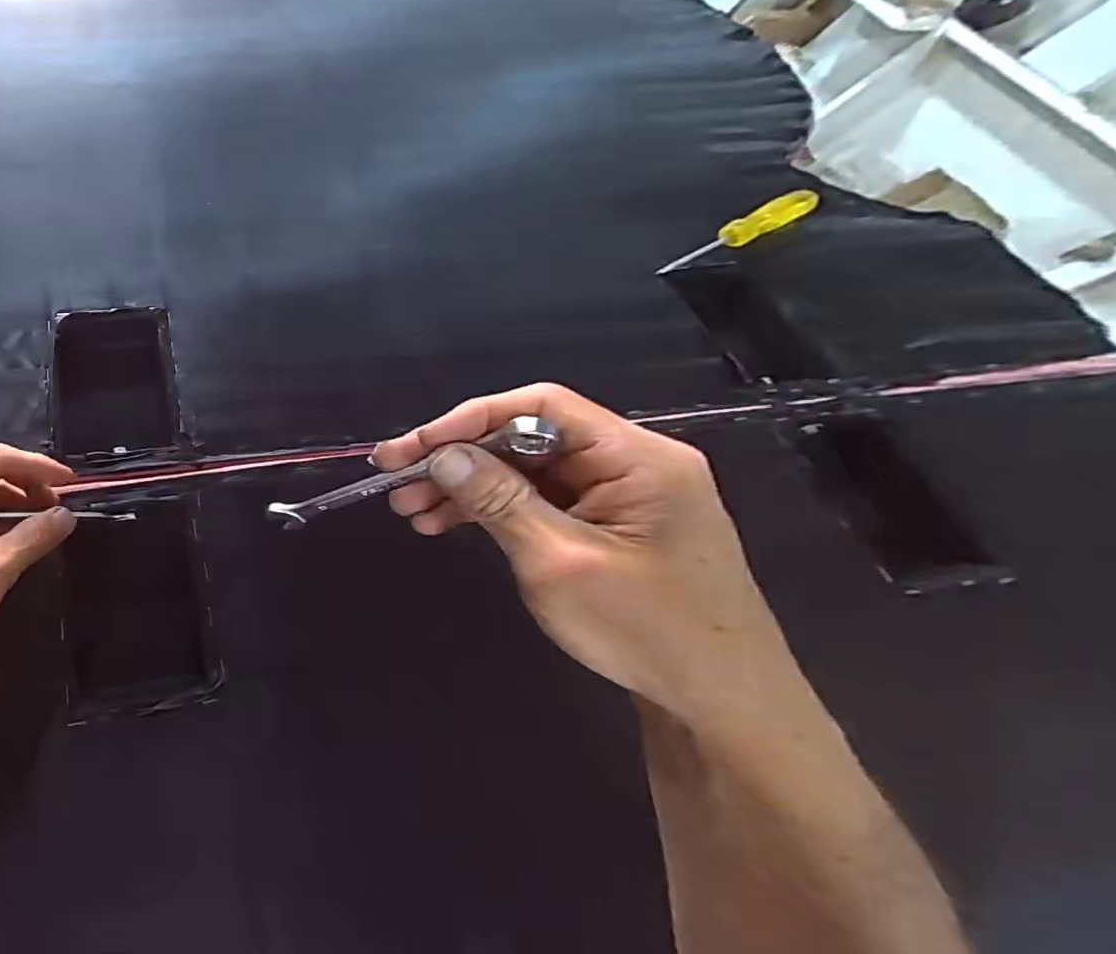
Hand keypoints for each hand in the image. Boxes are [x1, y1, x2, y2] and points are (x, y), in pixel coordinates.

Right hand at [372, 384, 808, 729]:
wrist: (719, 708)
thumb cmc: (646, 632)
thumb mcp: (558, 562)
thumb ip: (499, 500)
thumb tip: (443, 456)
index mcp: (635, 456)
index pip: (540, 408)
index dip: (469, 420)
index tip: (413, 447)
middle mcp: (629, 463)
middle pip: (528, 438)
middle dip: (459, 458)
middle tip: (396, 480)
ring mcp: (618, 495)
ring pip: (527, 472)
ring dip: (468, 487)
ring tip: (409, 510)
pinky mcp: (607, 525)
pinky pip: (540, 501)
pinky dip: (494, 511)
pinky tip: (447, 524)